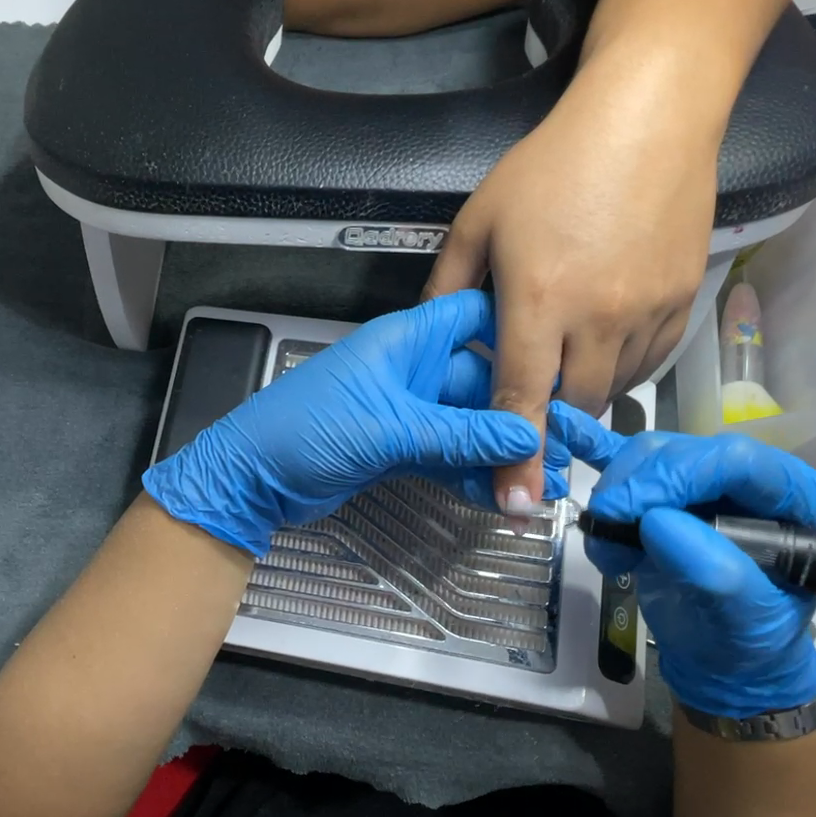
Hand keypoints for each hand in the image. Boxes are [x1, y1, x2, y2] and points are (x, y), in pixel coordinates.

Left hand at [143, 290, 542, 555]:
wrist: (251, 479)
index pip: (476, 318)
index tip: (562, 366)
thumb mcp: (387, 429)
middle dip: (520, 418)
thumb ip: (458, 436)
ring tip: (538, 487)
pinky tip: (499, 498)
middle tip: (564, 452)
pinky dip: (470, 475)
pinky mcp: (400, 447)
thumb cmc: (305, 431)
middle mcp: (413, 369)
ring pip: (469, 426)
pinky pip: (447, 455)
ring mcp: (407, 410)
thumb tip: (527, 438)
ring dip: (499, 456)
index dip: (520, 334)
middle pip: (483, 383)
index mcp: (407, 340)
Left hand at [426, 93, 713, 511]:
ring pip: (614, 388)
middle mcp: (598, 318)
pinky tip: (598, 346)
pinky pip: (649, 362)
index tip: (516, 503)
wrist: (653, 116)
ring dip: (583, 394)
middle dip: (549, 422)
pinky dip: (619, 369)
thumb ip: (447, 287)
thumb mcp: (476, 222)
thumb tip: (430, 333)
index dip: (516, 456)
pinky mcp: (684, 301)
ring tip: (561, 370)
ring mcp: (649, 312)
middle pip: (573, 404)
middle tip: (530, 416)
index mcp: (538, 302)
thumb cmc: (550, 166)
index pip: (522, 399)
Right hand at [551, 404, 815, 718]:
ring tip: (607, 547)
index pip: (734, 460)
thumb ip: (714, 572)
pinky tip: (565, 429)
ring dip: (612, 494)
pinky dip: (593, 445)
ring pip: (645, 456)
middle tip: (604, 526)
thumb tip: (656, 521)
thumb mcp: (744, 620)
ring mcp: (700, 482)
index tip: (626, 510)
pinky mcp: (660, 493)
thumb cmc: (744, 642)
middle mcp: (748, 480)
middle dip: (633, 485)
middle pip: (680, 452)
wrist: (720, 658)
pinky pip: (624, 458)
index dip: (675, 474)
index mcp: (796, 500)